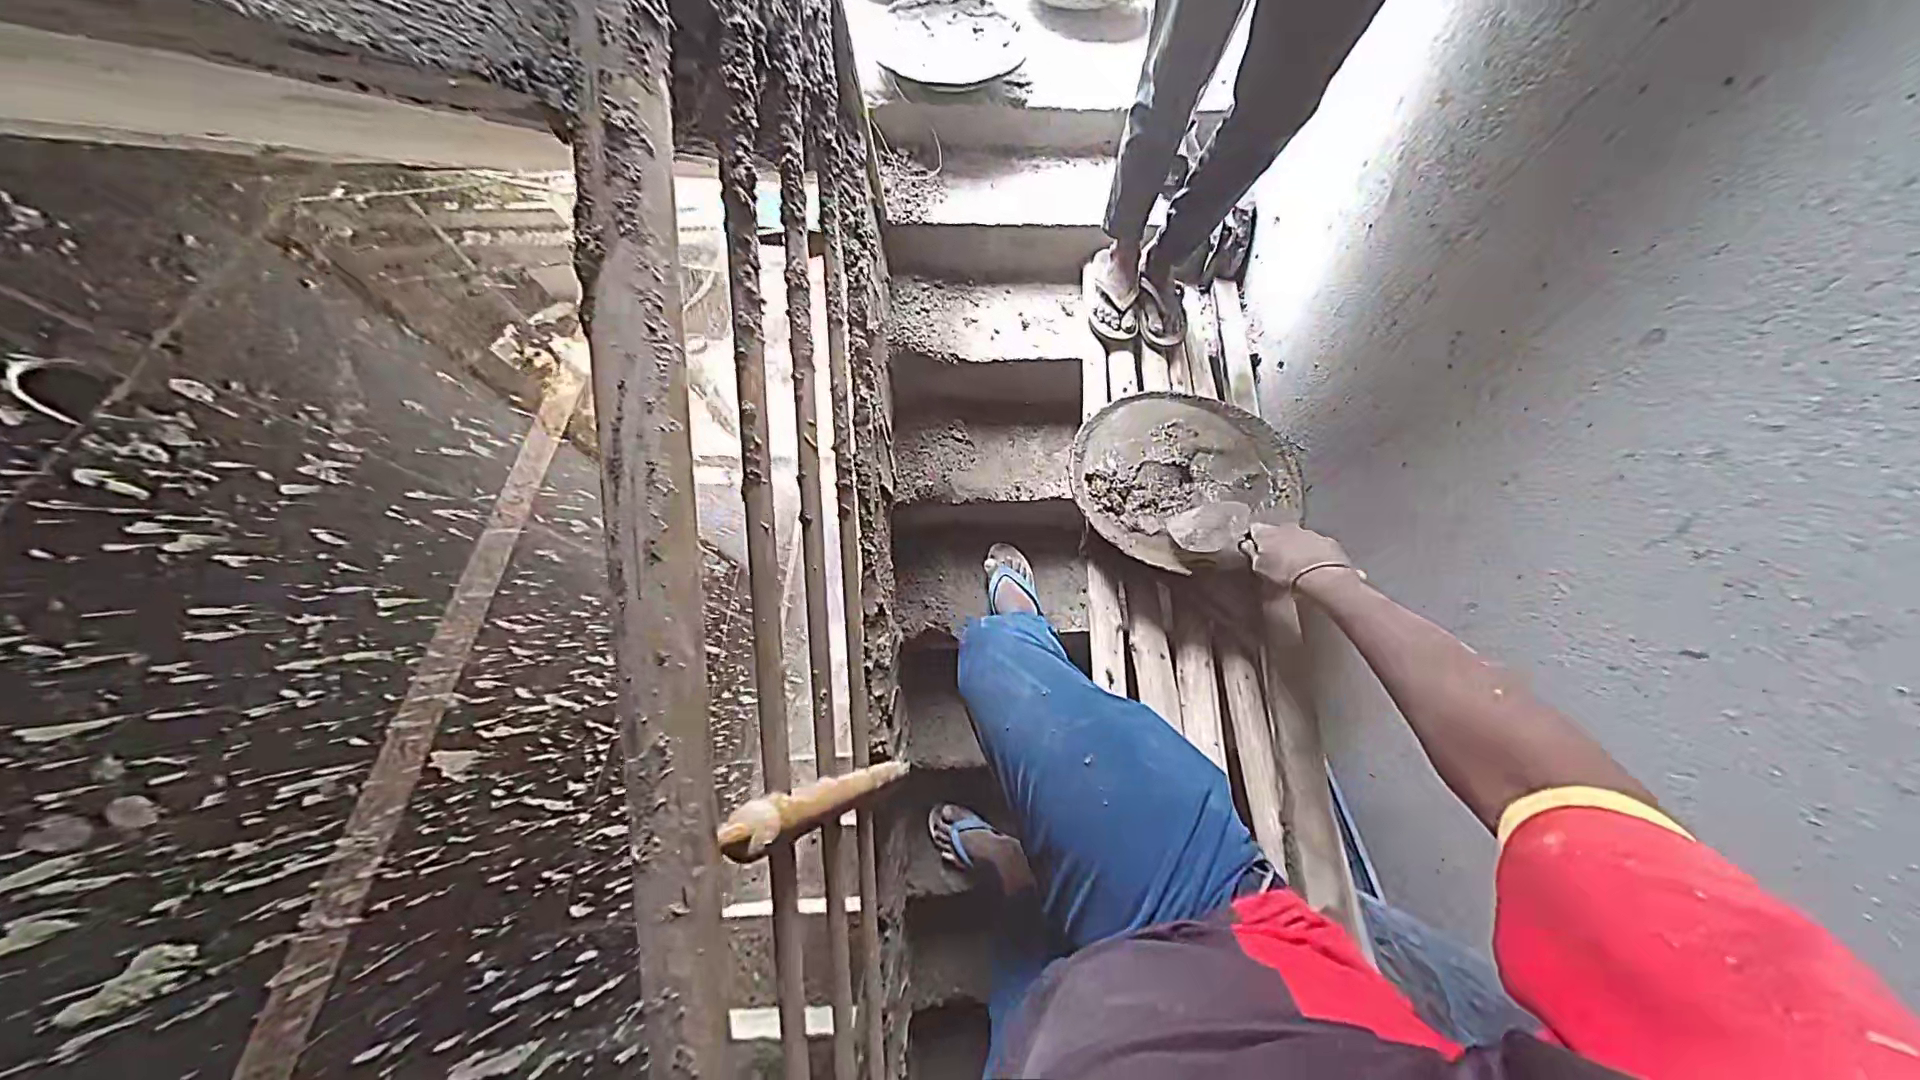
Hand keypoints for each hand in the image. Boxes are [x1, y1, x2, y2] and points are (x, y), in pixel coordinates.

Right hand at [1247, 523, 1356, 590]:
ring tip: (1296, 566)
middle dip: (1276, 542)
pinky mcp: (1329, 542)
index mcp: (1266, 533)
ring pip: (1298, 537)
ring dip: (1296, 547)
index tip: (1254, 551)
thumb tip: (1247, 546)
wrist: (1320, 578)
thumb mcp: (1259, 568)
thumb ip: (1252, 554)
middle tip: (1276, 560)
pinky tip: (1314, 567)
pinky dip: (1314, 553)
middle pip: (1278, 532)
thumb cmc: (1283, 574)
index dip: (1253, 540)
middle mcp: (1288, 528)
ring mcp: (1310, 533)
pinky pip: (1317, 545)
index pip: (1255, 530)